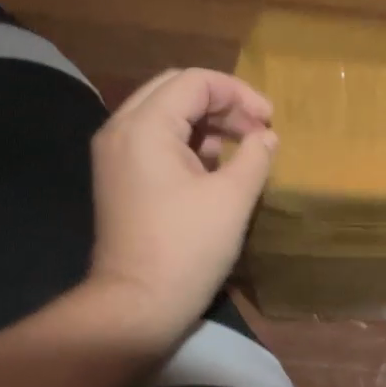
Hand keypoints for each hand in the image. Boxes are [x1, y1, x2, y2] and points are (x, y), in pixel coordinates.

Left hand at [85, 69, 276, 342]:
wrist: (138, 304)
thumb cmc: (187, 249)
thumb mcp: (232, 199)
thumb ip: (254, 156)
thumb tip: (266, 137)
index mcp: (144, 127)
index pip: (194, 82)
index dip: (238, 93)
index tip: (270, 121)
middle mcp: (121, 130)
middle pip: (175, 91)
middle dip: (222, 103)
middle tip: (258, 129)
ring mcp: (115, 155)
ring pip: (164, 115)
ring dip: (206, 123)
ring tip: (243, 147)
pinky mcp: (120, 179)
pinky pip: (155, 141)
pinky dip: (188, 143)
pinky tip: (216, 167)